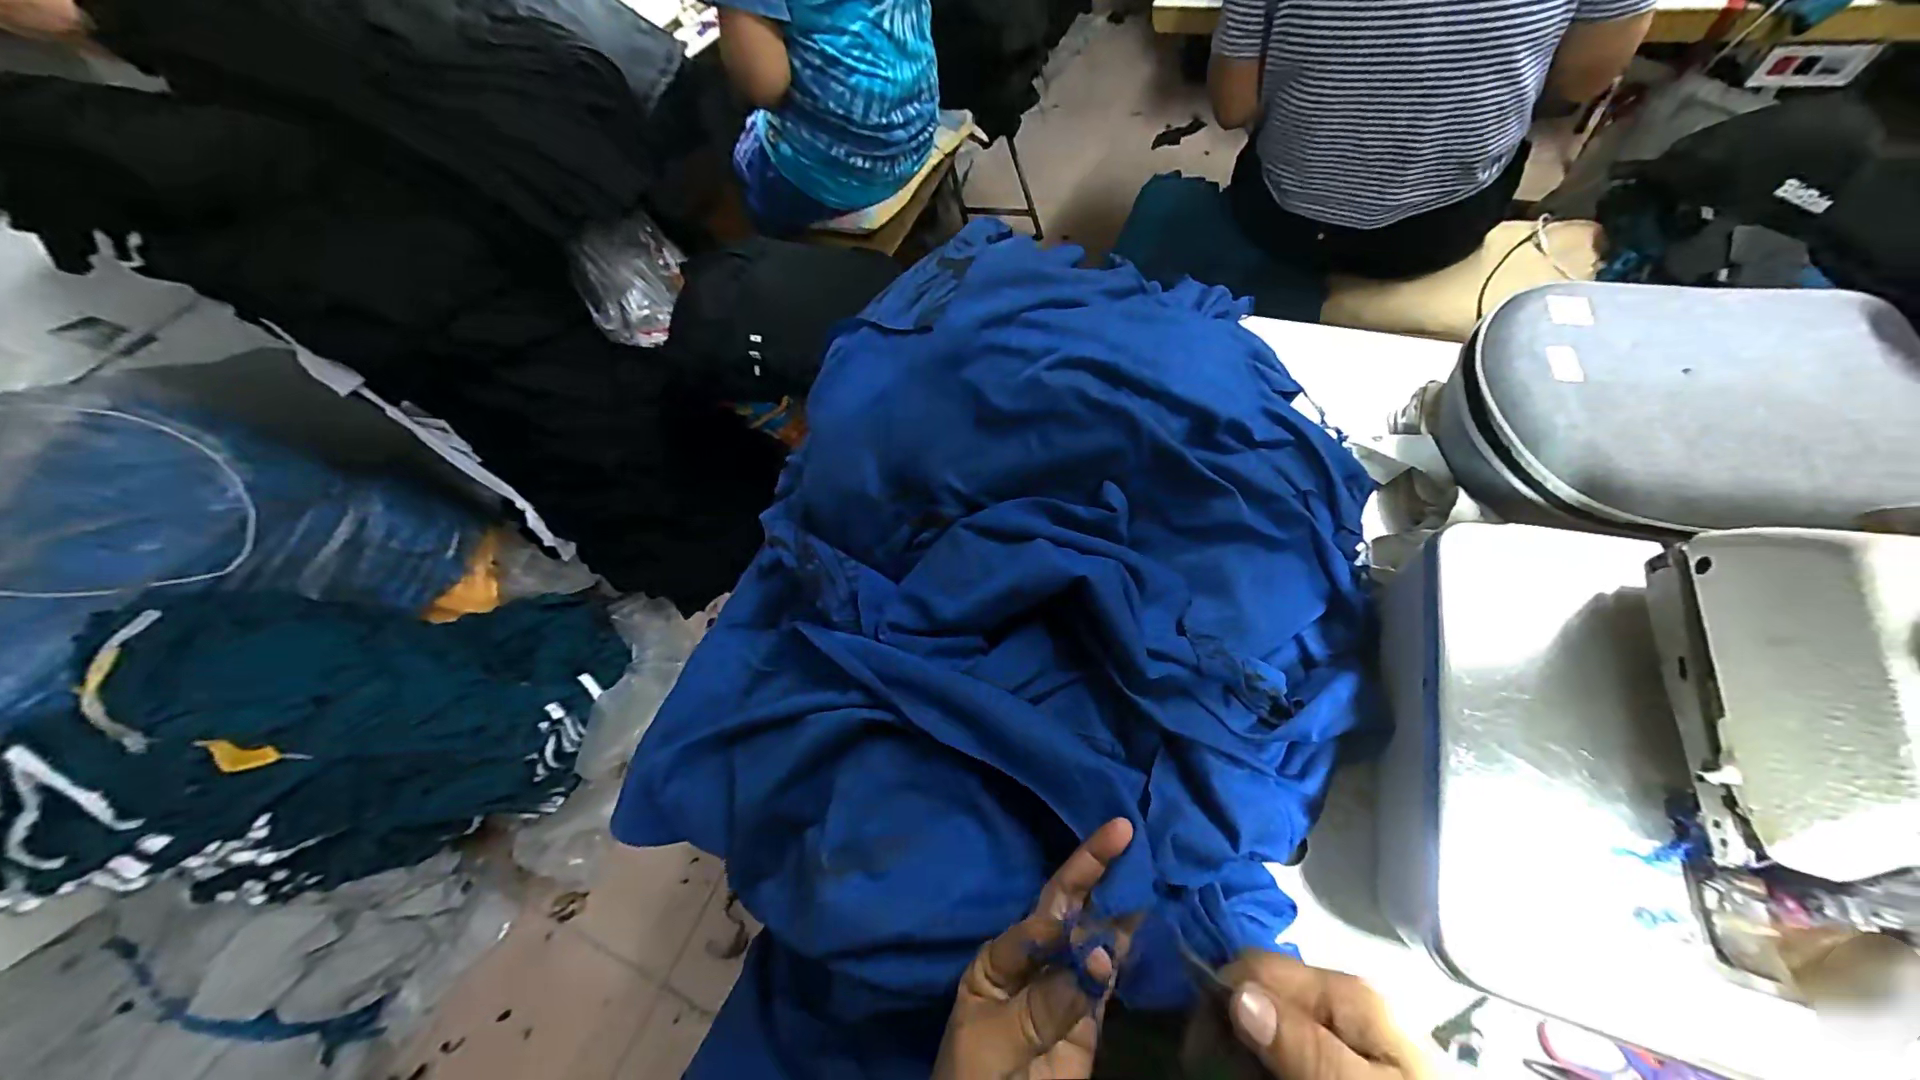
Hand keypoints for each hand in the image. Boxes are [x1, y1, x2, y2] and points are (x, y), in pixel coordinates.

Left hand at [933, 818, 1136, 1079]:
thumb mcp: (994, 1040)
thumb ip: (1044, 1004)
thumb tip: (1097, 959)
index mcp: (998, 957)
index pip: (1033, 925)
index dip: (1057, 919)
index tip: (1078, 930)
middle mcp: (1033, 960)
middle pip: (1065, 908)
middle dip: (1091, 868)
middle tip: (1121, 829)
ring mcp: (1062, 986)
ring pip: (1094, 935)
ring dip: (1117, 903)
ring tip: (1145, 865)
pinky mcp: (1088, 1019)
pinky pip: (1109, 978)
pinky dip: (1127, 951)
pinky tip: (1146, 922)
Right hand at [1223, 952, 1434, 1079]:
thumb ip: (1306, 1050)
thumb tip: (1239, 996)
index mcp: (1347, 994)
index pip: (1252, 966)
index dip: (1220, 1003)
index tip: (1203, 1055)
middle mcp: (1341, 996)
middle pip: (1257, 988)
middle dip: (1229, 1026)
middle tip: (1217, 1072)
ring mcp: (1344, 1024)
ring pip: (1268, 1015)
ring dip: (1245, 1046)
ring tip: (1240, 1075)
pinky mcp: (1346, 1050)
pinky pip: (1290, 1039)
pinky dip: (1269, 1058)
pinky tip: (1267, 1075)